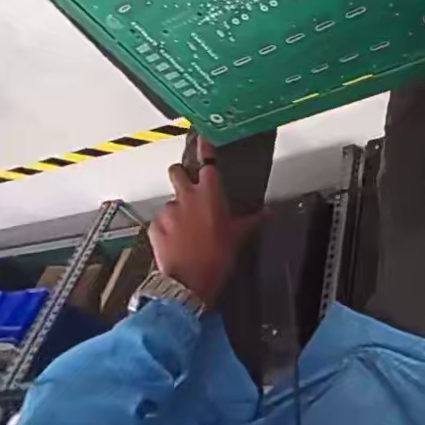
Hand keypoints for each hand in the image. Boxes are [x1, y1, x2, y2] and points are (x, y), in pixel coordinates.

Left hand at [148, 139, 262, 306]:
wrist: (189, 283)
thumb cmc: (216, 258)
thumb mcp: (238, 237)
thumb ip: (253, 220)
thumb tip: (269, 212)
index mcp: (209, 194)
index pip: (207, 162)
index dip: (205, 151)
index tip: (203, 141)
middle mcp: (186, 196)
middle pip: (177, 170)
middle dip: (181, 174)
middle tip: (188, 188)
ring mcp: (168, 210)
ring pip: (170, 200)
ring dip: (176, 209)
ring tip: (185, 228)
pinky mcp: (155, 225)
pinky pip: (160, 220)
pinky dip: (166, 227)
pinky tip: (176, 241)